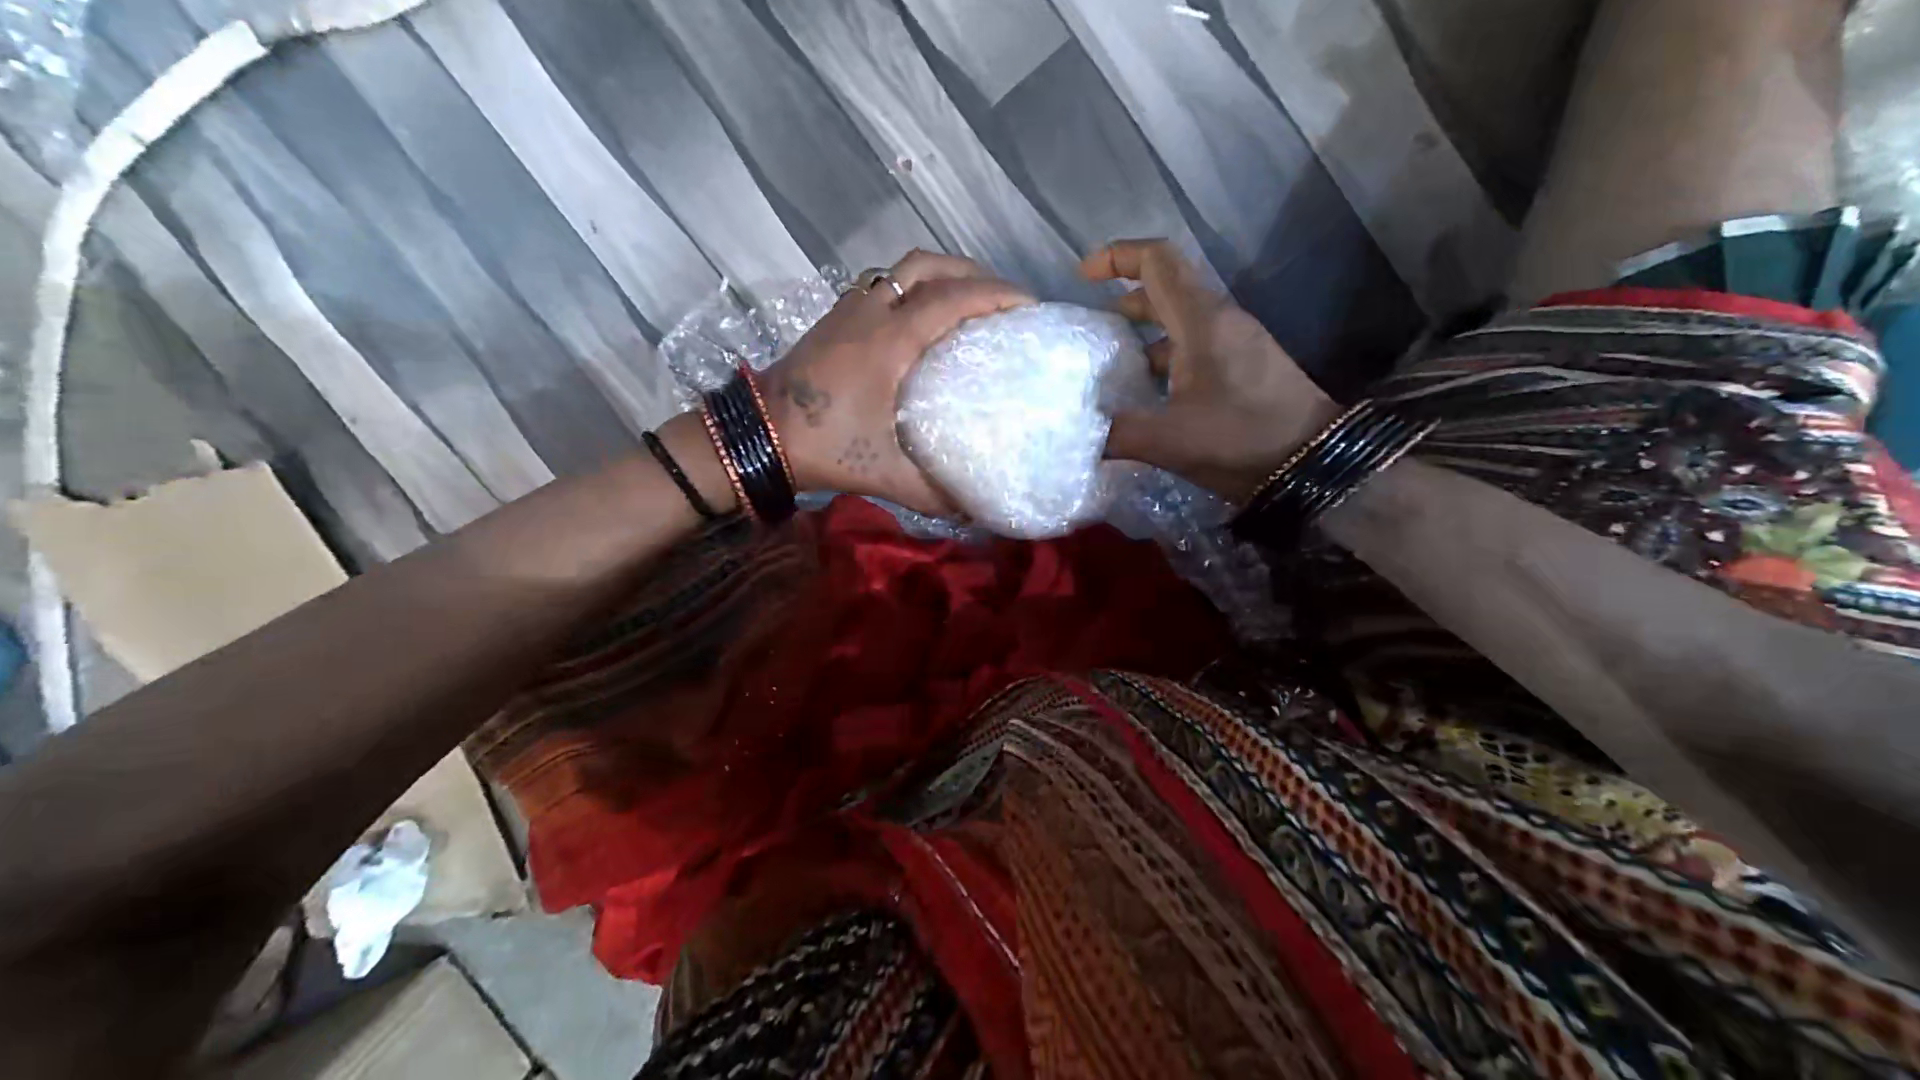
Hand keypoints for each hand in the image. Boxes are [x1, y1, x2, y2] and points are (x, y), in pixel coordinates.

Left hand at [763, 251, 1031, 514]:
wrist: (759, 435)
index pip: (953, 298)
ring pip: (902, 269)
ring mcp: (849, 310)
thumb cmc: (825, 446)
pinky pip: (881, 284)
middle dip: (973, 273)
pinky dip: (910, 287)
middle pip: (929, 266)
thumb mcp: (885, 474)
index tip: (1030, 306)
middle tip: (1002, 300)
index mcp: (891, 340)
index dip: (997, 294)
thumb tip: (976, 512)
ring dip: (939, 275)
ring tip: (966, 299)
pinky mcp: (834, 318)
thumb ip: (934, 493)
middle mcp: (872, 312)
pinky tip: (920, 317)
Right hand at [1083, 240, 1339, 502]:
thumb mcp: (1168, 440)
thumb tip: (1076, 432)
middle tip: (1090, 330)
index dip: (1118, 257)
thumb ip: (1115, 432)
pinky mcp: (1243, 369)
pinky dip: (1164, 358)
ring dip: (1143, 334)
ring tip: (1110, 366)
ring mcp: (1235, 344)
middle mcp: (1219, 322)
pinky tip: (1146, 394)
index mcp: (1201, 321)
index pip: (1158, 261)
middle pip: (1166, 289)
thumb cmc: (1240, 439)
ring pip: (1180, 322)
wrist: (1315, 464)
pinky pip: (1194, 348)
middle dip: (1123, 301)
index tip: (1084, 277)